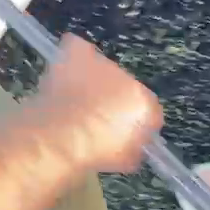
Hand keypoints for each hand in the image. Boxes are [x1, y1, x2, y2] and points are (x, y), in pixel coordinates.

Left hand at [24, 34, 161, 173]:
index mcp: (143, 104)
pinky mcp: (78, 54)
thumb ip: (135, 149)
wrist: (61, 135)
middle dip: (113, 100)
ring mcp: (102, 64)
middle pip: (125, 87)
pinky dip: (75, 55)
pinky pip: (78, 48)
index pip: (149, 108)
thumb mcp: (125, 161)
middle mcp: (128, 79)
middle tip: (96, 117)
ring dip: (94, 80)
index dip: (134, 122)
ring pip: (102, 69)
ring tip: (77, 97)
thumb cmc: (95, 152)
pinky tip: (68, 67)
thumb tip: (133, 146)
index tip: (120, 132)